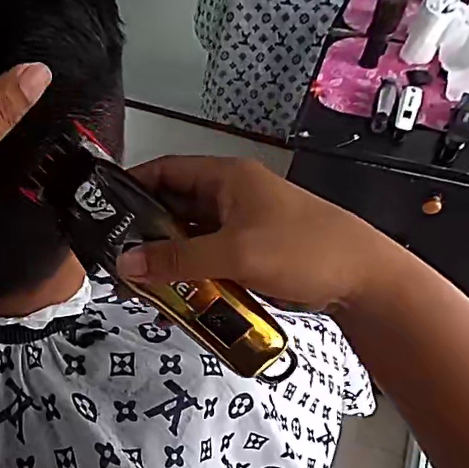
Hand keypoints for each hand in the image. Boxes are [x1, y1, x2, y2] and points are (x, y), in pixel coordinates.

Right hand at [114, 155, 406, 309]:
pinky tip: (179, 297)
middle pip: (175, 207)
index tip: (105, 209)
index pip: (167, 170)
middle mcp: (232, 197)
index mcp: (227, 178)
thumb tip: (126, 263)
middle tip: (119, 260)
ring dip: (169, 259)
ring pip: (191, 238)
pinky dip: (192, 275)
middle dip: (147, 233)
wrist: (362, 280)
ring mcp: (242, 226)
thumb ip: (177, 259)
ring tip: (143, 285)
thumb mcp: (234, 253)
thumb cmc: (306, 250)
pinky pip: (210, 260)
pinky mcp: (251, 253)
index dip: (134, 184)